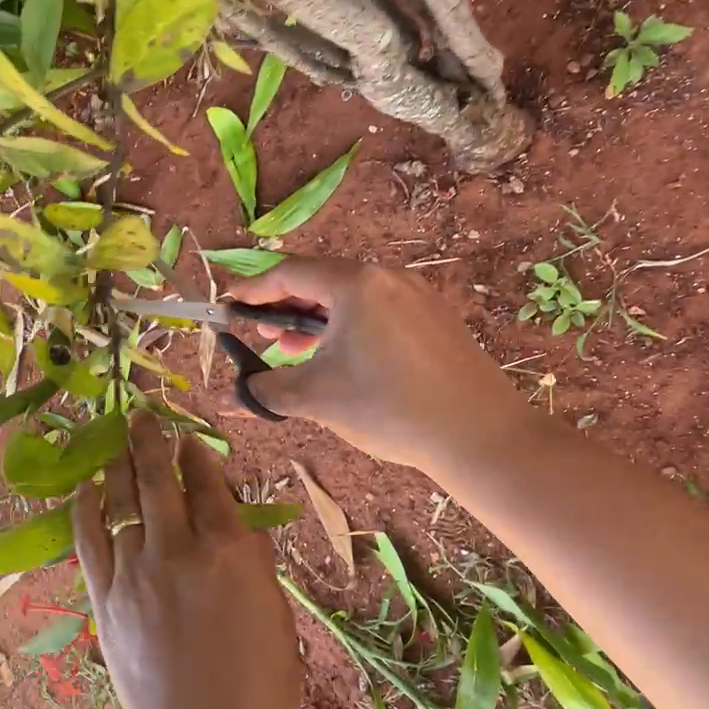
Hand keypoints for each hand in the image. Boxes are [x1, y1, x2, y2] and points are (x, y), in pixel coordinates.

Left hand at [74, 412, 299, 708]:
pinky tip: (87, 484)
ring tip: (119, 436)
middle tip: (143, 414)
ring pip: (123, 499)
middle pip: (159, 478)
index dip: (198, 453)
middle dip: (151, 439)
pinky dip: (86, 506)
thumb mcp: (275, 615)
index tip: (191, 438)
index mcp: (231, 550)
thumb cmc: (261, 692)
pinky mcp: (105, 598)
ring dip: (120, 462)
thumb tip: (232, 525)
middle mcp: (179, 548)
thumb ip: (251, 561)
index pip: (210, 482)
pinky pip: (89, 538)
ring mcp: (136, 571)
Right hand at [230, 257, 531, 470]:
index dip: (253, 290)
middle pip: (321, 281)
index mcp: (355, 284)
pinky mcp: (435, 320)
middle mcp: (388, 278)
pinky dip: (348, 328)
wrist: (479, 434)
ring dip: (315, 320)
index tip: (229, 306)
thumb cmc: (388, 407)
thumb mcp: (317, 398)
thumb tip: (230, 397)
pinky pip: (377, 312)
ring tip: (295, 350)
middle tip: (261, 334)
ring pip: (351, 298)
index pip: (289, 273)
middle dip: (284, 307)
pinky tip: (341, 360)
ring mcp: (417, 296)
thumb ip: (266, 391)